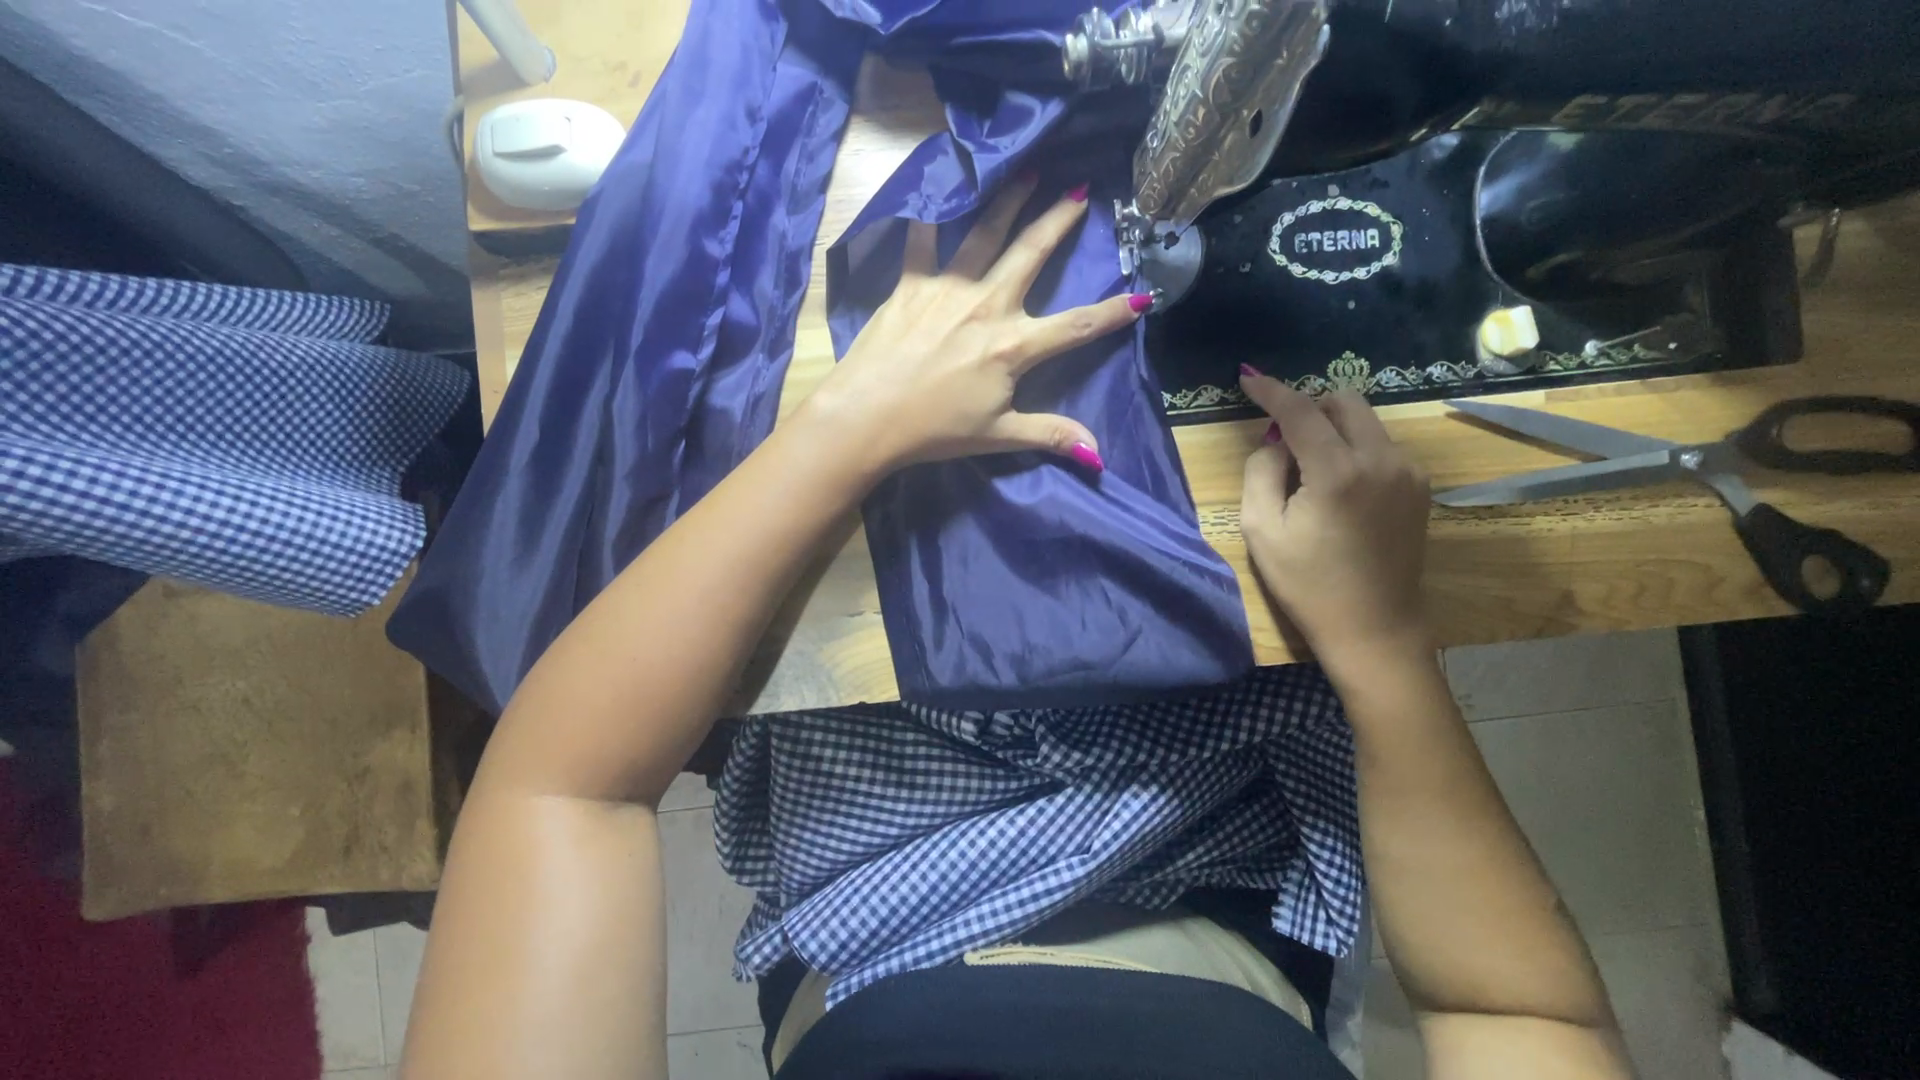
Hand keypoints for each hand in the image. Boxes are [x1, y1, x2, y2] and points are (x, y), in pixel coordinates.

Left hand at [798, 176, 1147, 472]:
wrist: (866, 417)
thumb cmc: (934, 430)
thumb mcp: (998, 435)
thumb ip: (1050, 435)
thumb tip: (1098, 456)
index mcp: (1014, 346)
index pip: (1077, 326)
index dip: (1113, 313)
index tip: (1143, 295)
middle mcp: (987, 305)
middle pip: (1032, 254)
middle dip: (1059, 220)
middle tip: (1080, 190)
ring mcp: (947, 288)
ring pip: (984, 233)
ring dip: (1008, 201)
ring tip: (1027, 173)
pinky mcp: (910, 284)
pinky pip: (922, 239)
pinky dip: (931, 213)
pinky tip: (938, 188)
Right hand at [1237, 370, 1432, 667]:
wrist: (1373, 627)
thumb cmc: (1307, 584)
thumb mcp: (1261, 530)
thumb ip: (1261, 471)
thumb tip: (1275, 441)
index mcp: (1337, 472)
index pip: (1300, 411)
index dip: (1271, 390)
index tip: (1248, 377)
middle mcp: (1380, 459)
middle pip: (1343, 401)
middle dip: (1310, 407)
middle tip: (1284, 439)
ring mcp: (1407, 471)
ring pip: (1366, 422)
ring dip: (1333, 429)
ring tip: (1311, 469)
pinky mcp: (1420, 486)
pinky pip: (1381, 446)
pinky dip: (1355, 449)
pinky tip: (1339, 486)